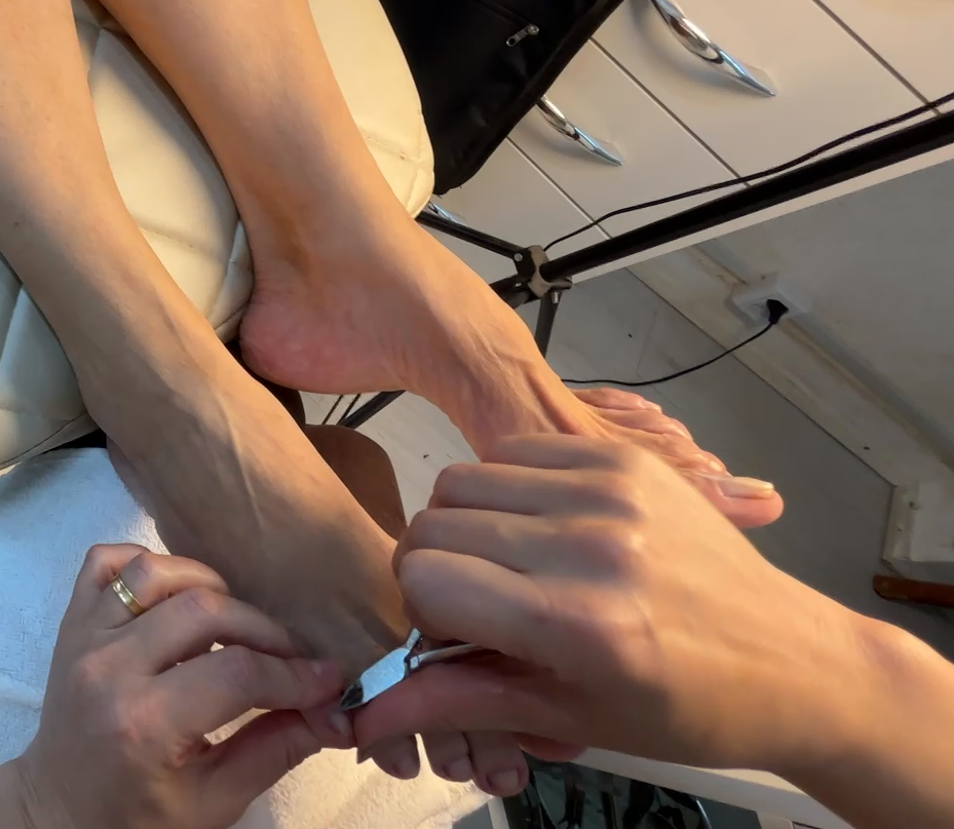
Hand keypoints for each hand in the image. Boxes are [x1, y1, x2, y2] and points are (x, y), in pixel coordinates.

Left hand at [15, 545, 351, 828]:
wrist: (59, 806)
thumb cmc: (137, 816)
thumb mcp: (213, 802)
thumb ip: (274, 750)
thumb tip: (335, 712)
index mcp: (143, 724)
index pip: (235, 674)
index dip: (293, 674)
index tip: (329, 680)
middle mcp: (108, 666)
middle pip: (201, 609)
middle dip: (262, 628)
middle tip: (291, 655)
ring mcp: (83, 634)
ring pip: (153, 571)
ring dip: (206, 584)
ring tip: (232, 622)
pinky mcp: (71, 617)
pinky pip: (104, 561)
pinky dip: (144, 562)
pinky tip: (173, 594)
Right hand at [352, 435, 867, 772]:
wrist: (805, 666)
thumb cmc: (686, 705)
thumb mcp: (567, 718)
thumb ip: (455, 703)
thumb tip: (365, 714)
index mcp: (579, 624)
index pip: (425, 580)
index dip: (424, 610)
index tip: (458, 631)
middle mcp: (589, 547)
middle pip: (431, 524)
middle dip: (434, 565)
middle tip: (478, 596)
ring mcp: (607, 492)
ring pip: (457, 481)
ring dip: (462, 520)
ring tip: (507, 557)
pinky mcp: (621, 458)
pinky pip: (506, 450)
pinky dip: (501, 484)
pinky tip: (536, 521)